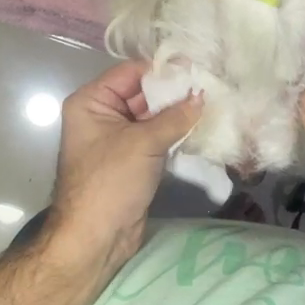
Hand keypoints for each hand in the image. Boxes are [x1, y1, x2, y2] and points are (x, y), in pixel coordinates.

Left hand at [43, 61, 202, 270]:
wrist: (96, 237)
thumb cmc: (110, 182)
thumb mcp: (143, 143)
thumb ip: (174, 117)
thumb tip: (201, 96)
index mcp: (91, 102)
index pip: (131, 73)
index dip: (164, 70)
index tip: (198, 68)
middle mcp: (101, 115)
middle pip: (143, 93)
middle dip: (175, 93)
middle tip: (212, 86)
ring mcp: (116, 139)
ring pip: (152, 117)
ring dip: (178, 115)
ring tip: (213, 105)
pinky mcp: (131, 161)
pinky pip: (155, 139)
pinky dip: (175, 135)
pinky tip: (202, 130)